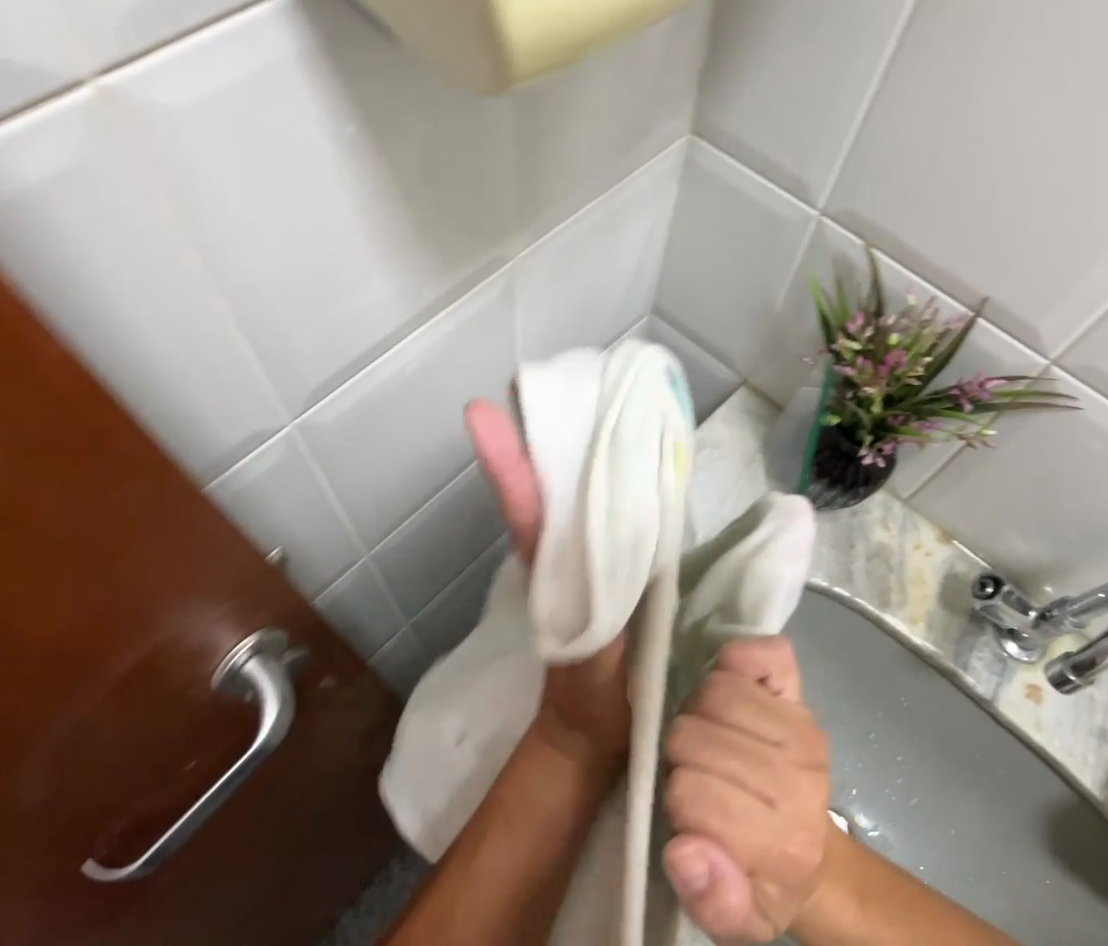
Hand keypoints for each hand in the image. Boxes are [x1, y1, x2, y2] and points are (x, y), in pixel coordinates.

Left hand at [466, 399, 630, 771]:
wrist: (590, 730)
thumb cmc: (593, 704)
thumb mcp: (593, 670)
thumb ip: (595, 629)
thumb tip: (610, 576)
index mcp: (551, 573)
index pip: (526, 510)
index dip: (507, 464)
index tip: (481, 413)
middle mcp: (558, 553)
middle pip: (542, 484)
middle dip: (535, 431)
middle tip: (529, 377)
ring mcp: (575, 555)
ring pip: (567, 490)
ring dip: (567, 444)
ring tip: (577, 394)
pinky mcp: (598, 561)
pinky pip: (599, 508)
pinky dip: (605, 475)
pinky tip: (626, 453)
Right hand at [662, 637, 832, 942]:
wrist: (811, 860)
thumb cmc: (759, 883)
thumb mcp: (734, 919)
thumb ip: (710, 897)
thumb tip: (684, 849)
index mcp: (781, 840)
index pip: (689, 790)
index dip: (676, 802)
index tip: (688, 816)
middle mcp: (799, 778)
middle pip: (694, 732)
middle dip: (680, 756)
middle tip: (692, 773)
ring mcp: (803, 731)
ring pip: (717, 691)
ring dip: (697, 712)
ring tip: (705, 738)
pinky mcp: (803, 698)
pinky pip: (766, 654)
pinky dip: (738, 660)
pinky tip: (729, 688)